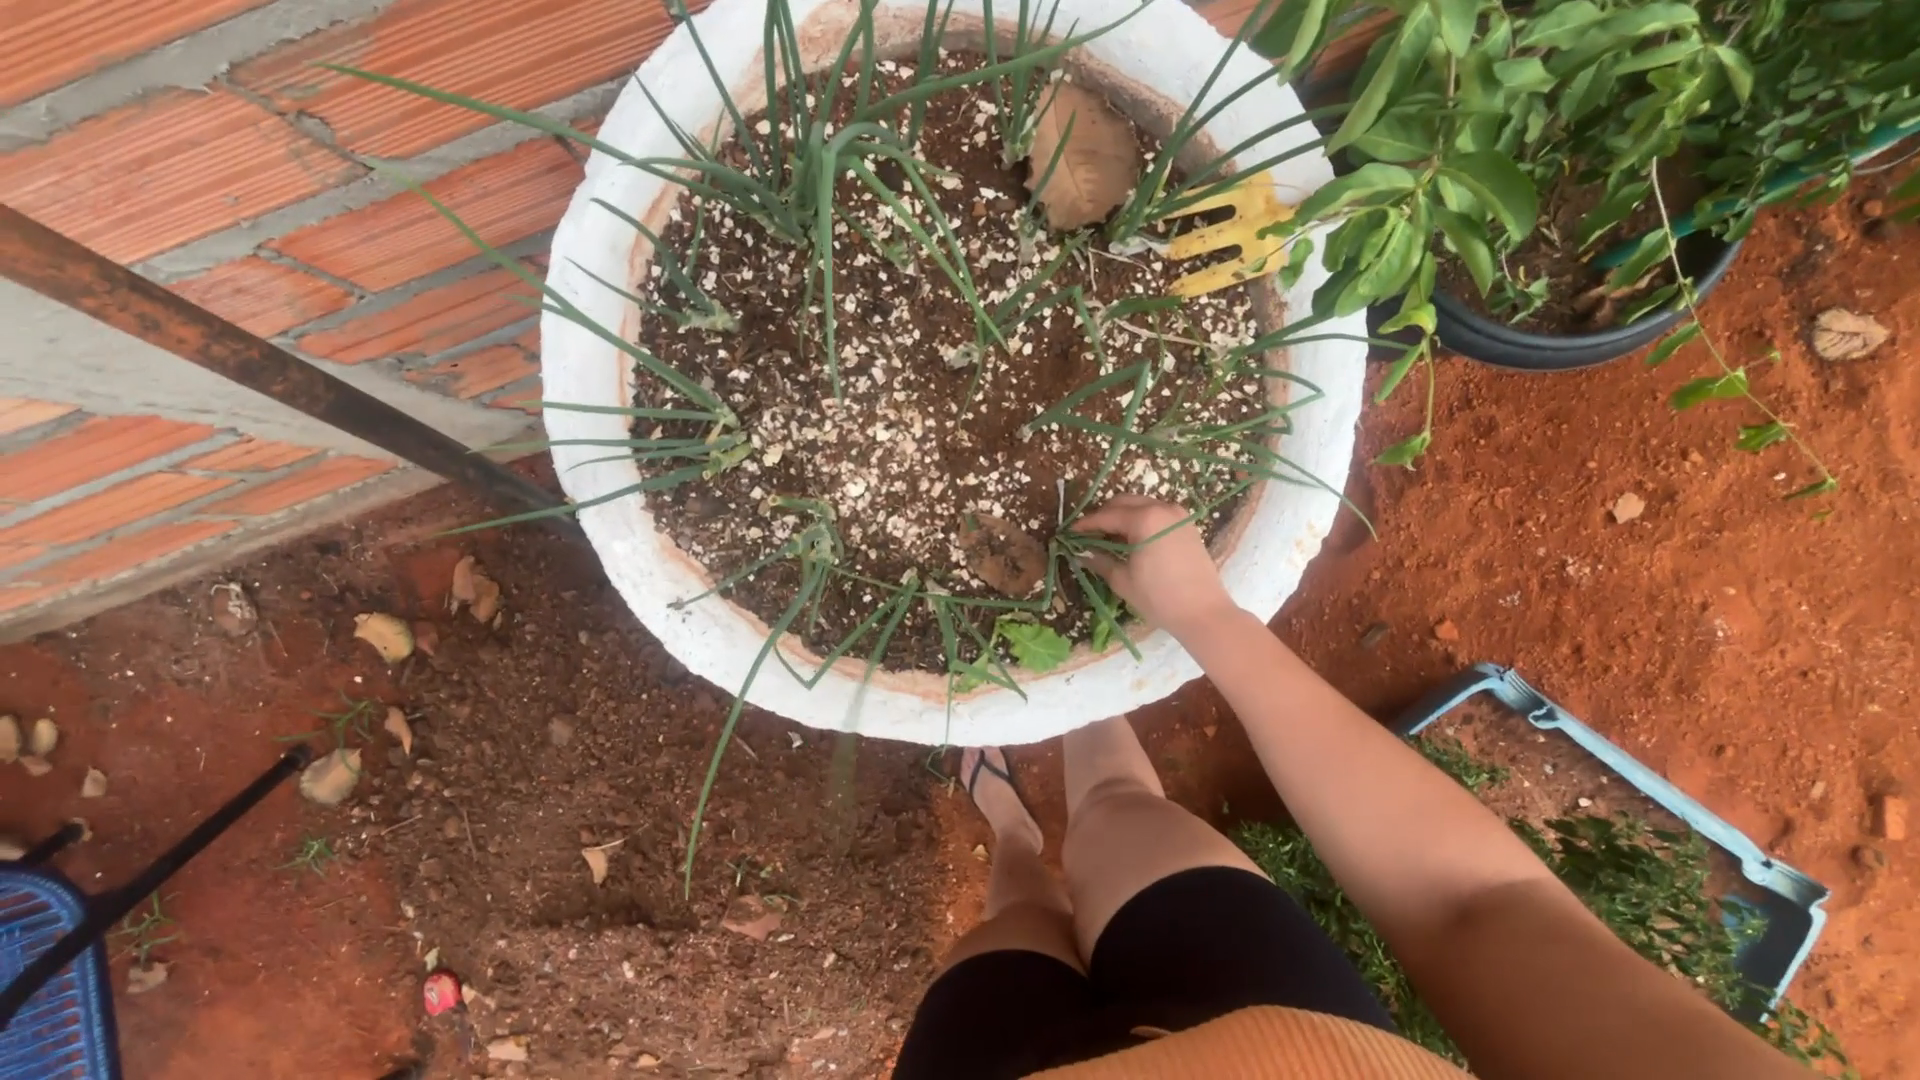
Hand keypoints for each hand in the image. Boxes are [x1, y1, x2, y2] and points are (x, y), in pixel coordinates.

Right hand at [1072, 495, 1240, 639]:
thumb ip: (1100, 561)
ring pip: (1142, 505)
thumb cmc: (1159, 598)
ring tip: (1108, 537)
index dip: (1085, 525)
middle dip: (1104, 515)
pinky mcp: (1187, 525)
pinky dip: (1141, 520)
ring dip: (1122, 516)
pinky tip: (1131, 540)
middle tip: (1088, 534)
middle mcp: (1162, 508)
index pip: (1106, 516)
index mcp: (1144, 519)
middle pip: (1124, 502)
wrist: (1203, 612)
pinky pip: (1157, 514)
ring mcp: (1178, 515)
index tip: (1069, 534)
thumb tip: (1081, 553)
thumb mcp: (1123, 580)